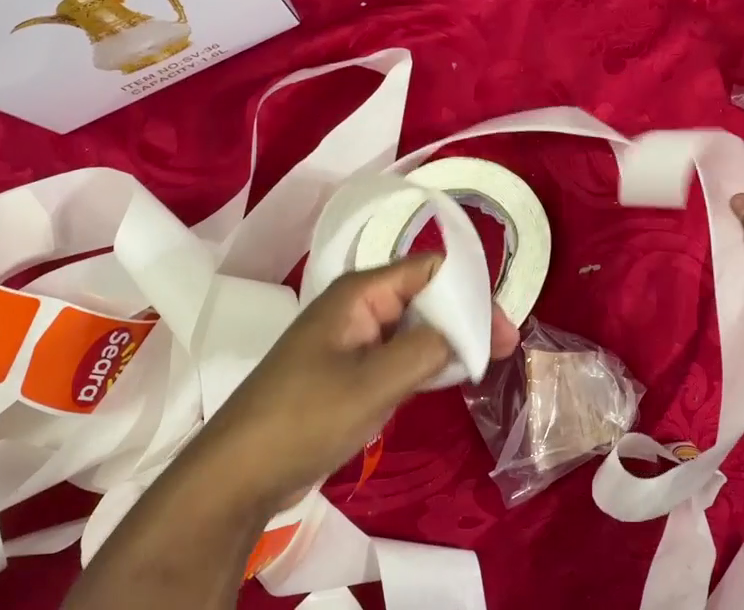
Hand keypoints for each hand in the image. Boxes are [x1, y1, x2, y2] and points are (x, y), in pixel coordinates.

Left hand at [191, 255, 520, 514]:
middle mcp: (359, 306)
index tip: (502, 329)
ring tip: (488, 363)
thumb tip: (467, 334)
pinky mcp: (351, 371)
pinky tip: (451, 379)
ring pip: (415, 326)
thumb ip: (428, 350)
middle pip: (427, 295)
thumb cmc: (305, 418)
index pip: (431, 268)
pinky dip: (428, 361)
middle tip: (505, 350)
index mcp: (361, 292)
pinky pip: (400, 354)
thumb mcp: (374, 383)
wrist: (239, 475)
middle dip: (467, 317)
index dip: (472, 292)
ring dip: (451, 341)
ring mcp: (354, 340)